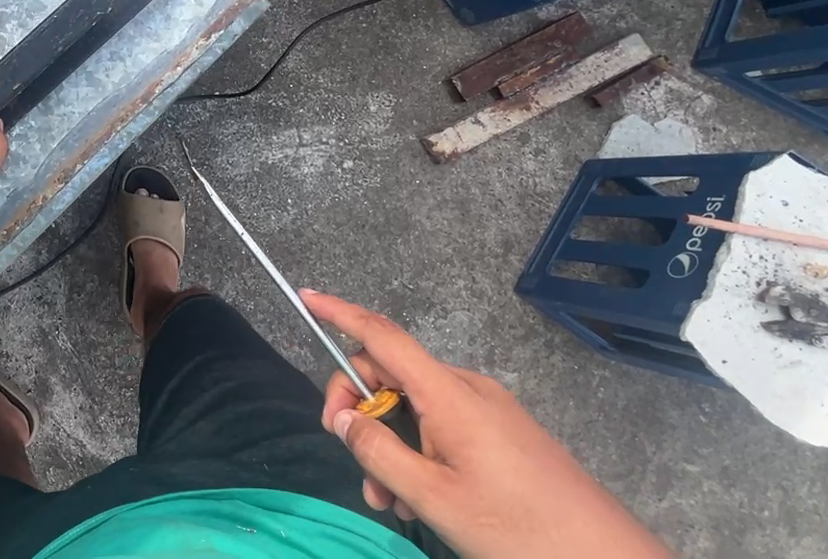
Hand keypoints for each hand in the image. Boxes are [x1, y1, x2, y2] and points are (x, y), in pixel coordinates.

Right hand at [302, 290, 669, 558]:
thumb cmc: (522, 531)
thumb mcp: (435, 498)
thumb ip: (378, 452)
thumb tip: (345, 418)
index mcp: (449, 394)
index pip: (382, 336)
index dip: (340, 312)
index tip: (305, 295)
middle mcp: (468, 390)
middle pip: (391, 375)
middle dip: (362, 415)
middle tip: (355, 466)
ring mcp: (489, 411)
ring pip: (414, 408)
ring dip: (391, 445)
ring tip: (391, 502)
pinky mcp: (504, 435)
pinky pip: (442, 425)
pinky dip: (419, 452)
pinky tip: (419, 498)